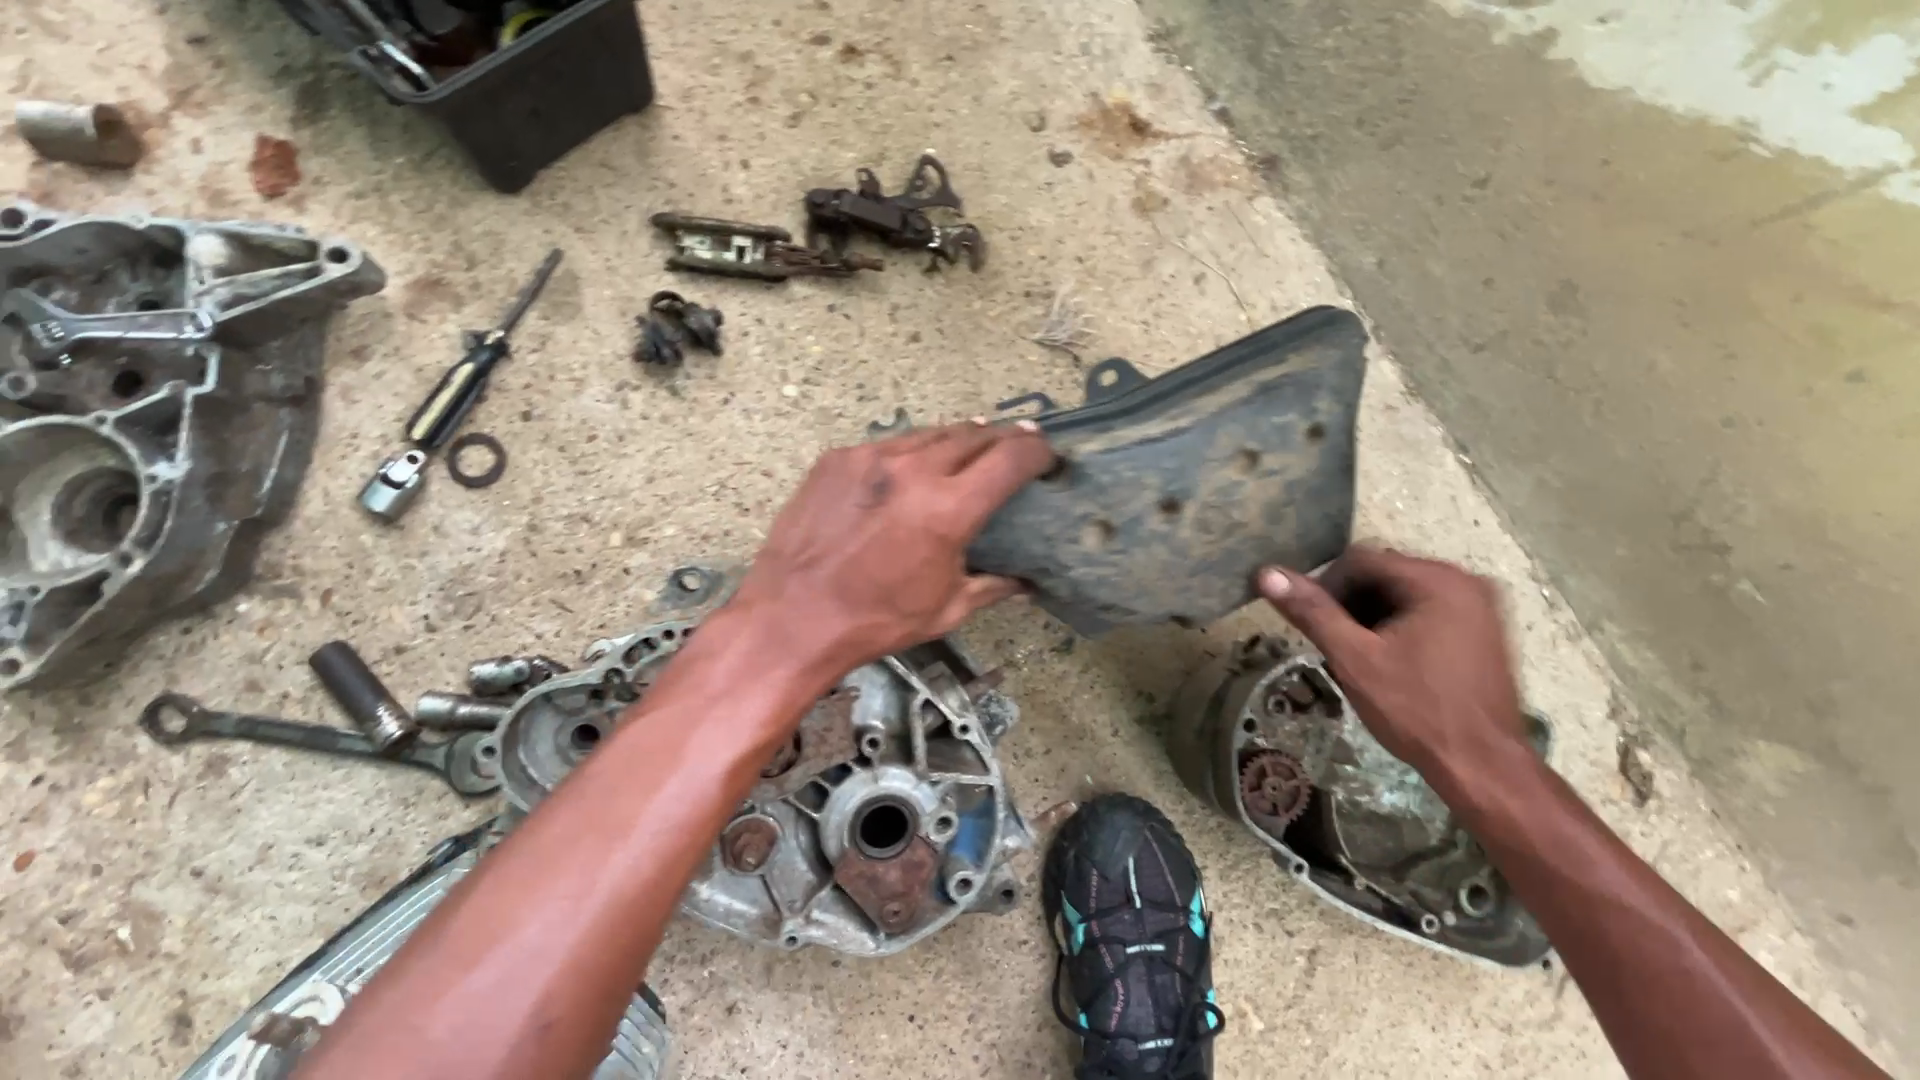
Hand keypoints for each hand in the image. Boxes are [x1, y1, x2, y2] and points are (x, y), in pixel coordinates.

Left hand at [730, 422, 1055, 672]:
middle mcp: (913, 471)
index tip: (1046, 454)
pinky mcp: (838, 458)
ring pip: (930, 434)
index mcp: (948, 510)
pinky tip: (909, 473)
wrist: (792, 617)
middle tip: (1015, 447)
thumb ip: (993, 586)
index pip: (1012, 457)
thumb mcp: (945, 610)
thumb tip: (1025, 583)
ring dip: (957, 441)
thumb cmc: (874, 621)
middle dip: (1002, 439)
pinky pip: (887, 446)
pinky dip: (909, 454)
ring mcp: (871, 458)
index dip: (1038, 451)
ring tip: (967, 452)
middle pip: (975, 435)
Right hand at [1256, 547, 1528, 776]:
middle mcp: (1464, 581)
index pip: (1360, 560)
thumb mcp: (1354, 659)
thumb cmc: (1416, 710)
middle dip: (1349, 604)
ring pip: (1402, 593)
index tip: (1312, 625)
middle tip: (1332, 644)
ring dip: (1370, 616)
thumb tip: (1266, 574)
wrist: (1481, 765)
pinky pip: (1426, 610)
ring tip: (1354, 655)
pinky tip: (1385, 659)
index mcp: (1437, 580)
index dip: (1325, 587)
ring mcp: (1479, 606)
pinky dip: (1397, 626)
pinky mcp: (1482, 630)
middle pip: (1383, 573)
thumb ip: (1312, 612)